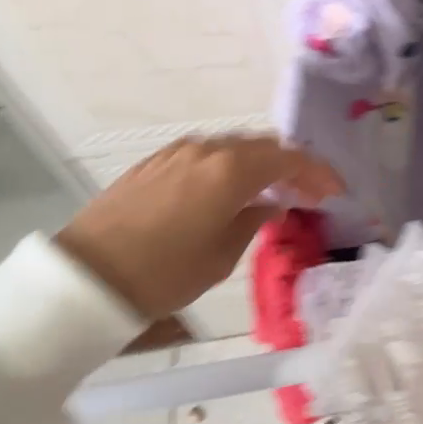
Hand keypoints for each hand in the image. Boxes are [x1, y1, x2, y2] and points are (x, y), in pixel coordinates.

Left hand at [55, 135, 340, 320]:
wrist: (87, 277)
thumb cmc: (163, 273)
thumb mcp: (221, 257)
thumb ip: (253, 222)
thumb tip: (269, 206)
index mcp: (232, 170)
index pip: (289, 159)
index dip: (317, 173)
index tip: (334, 191)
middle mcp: (208, 149)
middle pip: (262, 146)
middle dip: (289, 166)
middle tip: (306, 193)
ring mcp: (178, 152)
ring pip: (232, 147)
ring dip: (256, 165)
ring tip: (268, 193)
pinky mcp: (154, 162)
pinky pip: (204, 155)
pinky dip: (226, 167)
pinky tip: (226, 192)